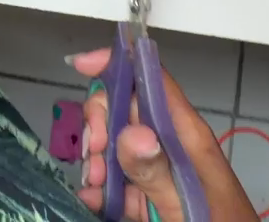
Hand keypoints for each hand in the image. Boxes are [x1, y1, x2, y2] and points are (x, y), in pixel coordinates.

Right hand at [68, 49, 259, 221]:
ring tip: (93, 184)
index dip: (116, 63)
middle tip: (93, 151)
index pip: (150, 79)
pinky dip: (100, 186)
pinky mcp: (151, 195)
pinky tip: (92, 198)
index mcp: (185, 134)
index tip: (81, 65)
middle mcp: (170, 143)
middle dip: (99, 122)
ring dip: (96, 158)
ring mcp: (159, 169)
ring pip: (115, 142)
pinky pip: (117, 177)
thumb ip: (156, 171)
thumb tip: (130, 131)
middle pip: (124, 107)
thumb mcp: (187, 206)